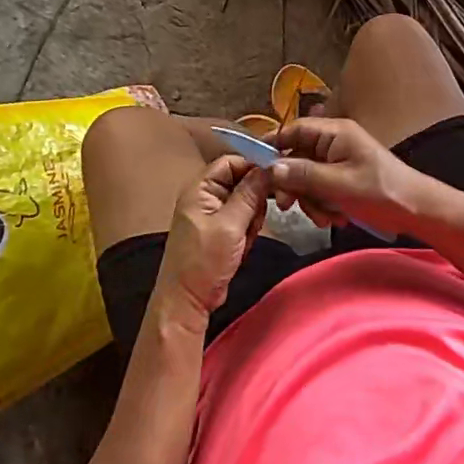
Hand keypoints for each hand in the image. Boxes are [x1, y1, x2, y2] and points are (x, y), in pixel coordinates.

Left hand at [153, 154, 271, 327]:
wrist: (188, 301)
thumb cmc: (204, 260)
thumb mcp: (230, 225)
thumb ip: (250, 194)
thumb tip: (268, 168)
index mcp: (200, 188)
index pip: (232, 162)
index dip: (253, 167)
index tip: (275, 180)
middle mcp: (206, 196)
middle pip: (242, 181)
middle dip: (254, 199)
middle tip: (255, 220)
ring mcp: (213, 214)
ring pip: (246, 202)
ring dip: (252, 218)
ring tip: (245, 237)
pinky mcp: (221, 231)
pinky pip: (243, 220)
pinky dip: (248, 231)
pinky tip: (243, 246)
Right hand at [266, 117, 431, 237]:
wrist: (418, 211)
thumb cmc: (380, 191)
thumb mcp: (338, 184)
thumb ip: (302, 174)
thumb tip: (270, 169)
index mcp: (335, 132)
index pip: (294, 130)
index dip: (273, 145)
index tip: (256, 165)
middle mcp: (335, 141)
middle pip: (298, 156)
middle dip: (294, 183)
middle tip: (289, 206)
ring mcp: (341, 160)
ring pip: (308, 176)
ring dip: (311, 199)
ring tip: (325, 218)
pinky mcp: (346, 178)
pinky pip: (322, 188)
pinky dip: (323, 204)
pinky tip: (335, 219)